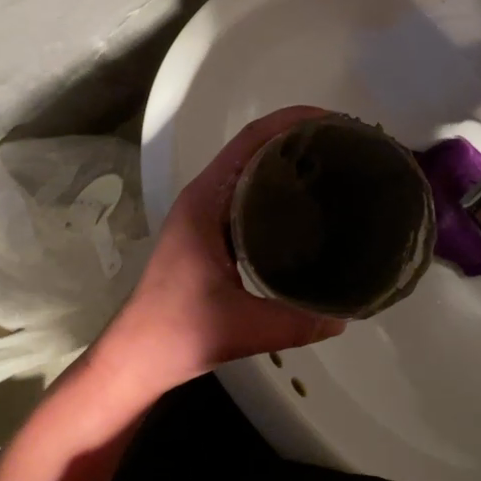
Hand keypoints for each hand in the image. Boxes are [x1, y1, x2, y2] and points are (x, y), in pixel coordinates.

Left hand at [110, 106, 346, 387]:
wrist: (135, 359)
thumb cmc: (177, 334)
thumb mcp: (240, 328)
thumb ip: (294, 323)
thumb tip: (345, 314)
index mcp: (206, 202)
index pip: (249, 141)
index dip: (289, 122)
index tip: (331, 121)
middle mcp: (205, 197)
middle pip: (254, 147)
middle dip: (297, 137)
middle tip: (344, 145)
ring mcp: (206, 212)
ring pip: (251, 168)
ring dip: (288, 159)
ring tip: (335, 166)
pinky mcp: (211, 230)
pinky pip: (250, 192)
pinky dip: (279, 185)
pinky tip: (309, 203)